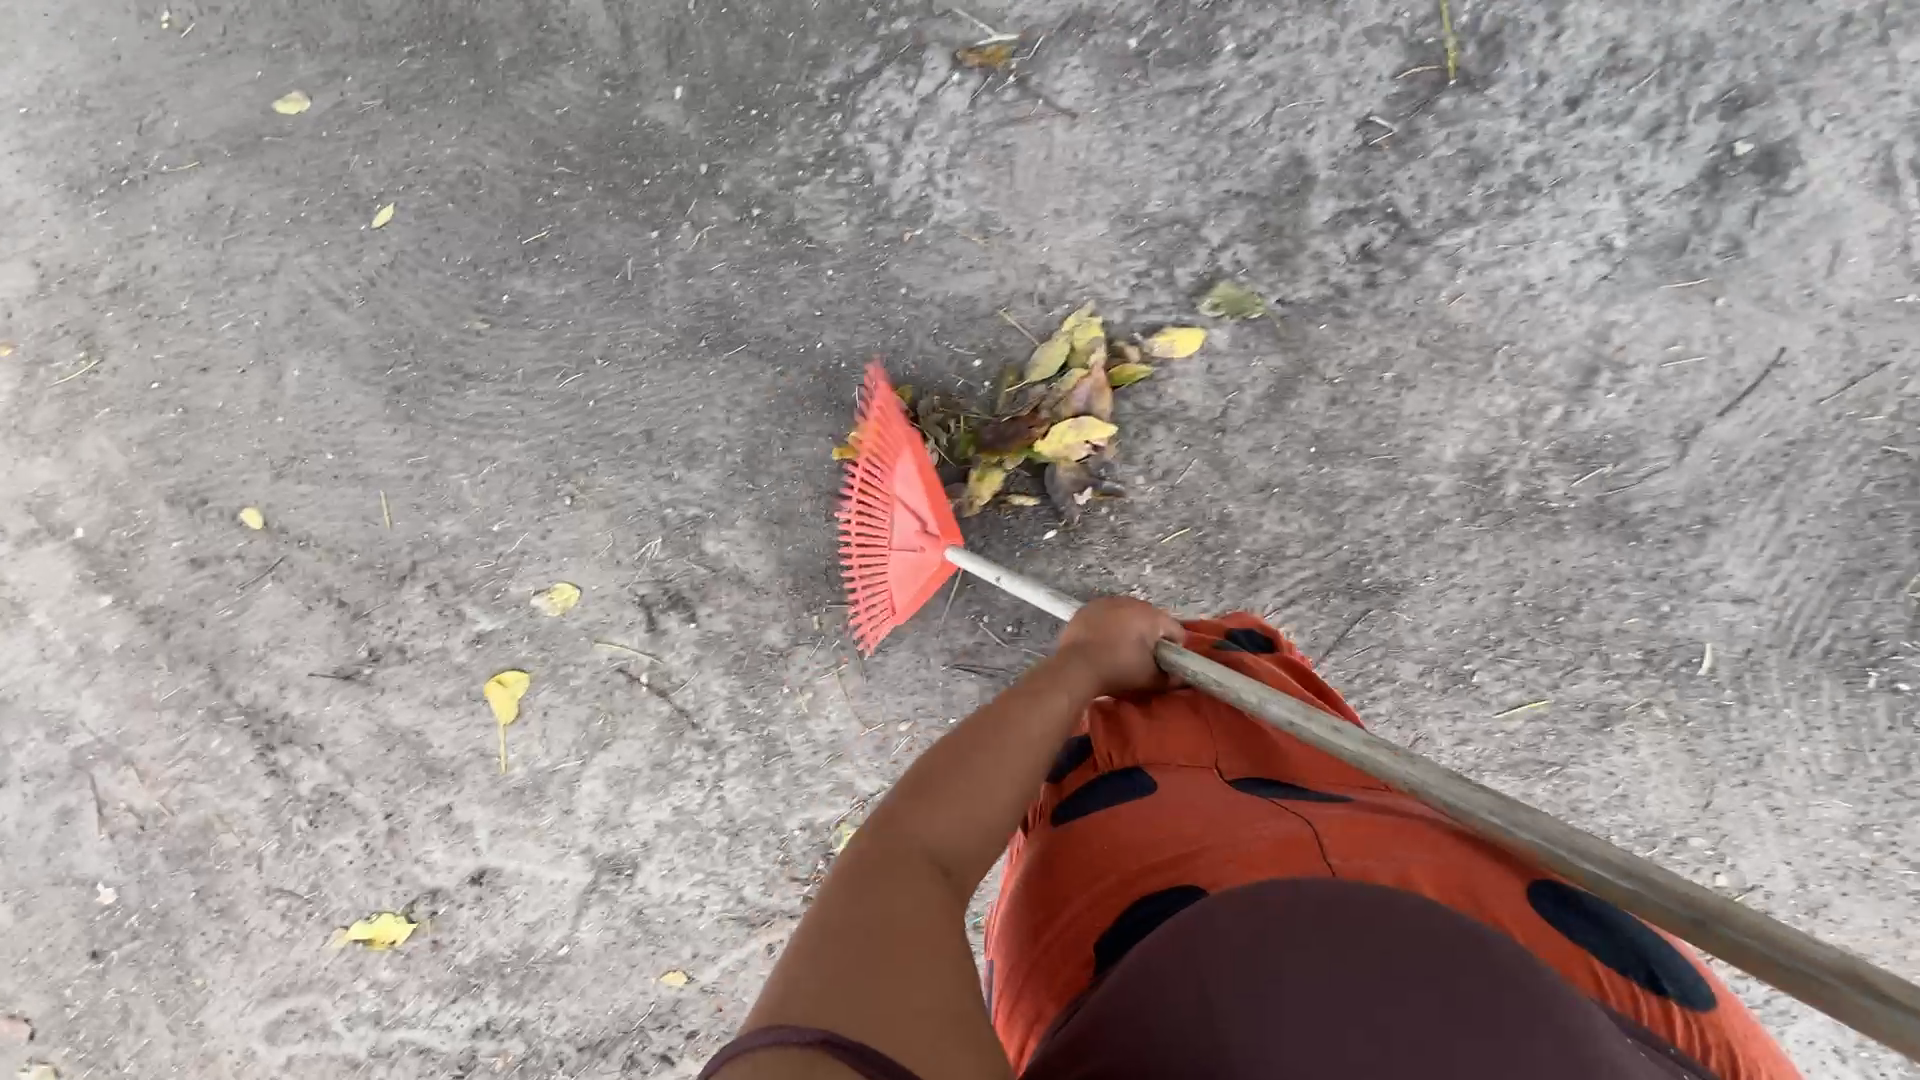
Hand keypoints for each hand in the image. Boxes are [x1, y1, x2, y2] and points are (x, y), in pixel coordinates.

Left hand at [1052, 595, 1185, 697]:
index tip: (1165, 664)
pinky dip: (1107, 626)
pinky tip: (1101, 642)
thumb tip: (1180, 678)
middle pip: (1151, 620)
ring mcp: (1107, 602)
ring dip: (1128, 629)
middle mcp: (1131, 602)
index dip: (1174, 650)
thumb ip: (1171, 678)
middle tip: (1141, 659)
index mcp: (1152, 615)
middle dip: (1150, 637)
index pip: (1175, 631)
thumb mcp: (1150, 678)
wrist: (1076, 667)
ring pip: (1127, 615)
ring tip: (1118, 650)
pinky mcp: (1087, 607)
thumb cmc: (1119, 669)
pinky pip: (1106, 616)